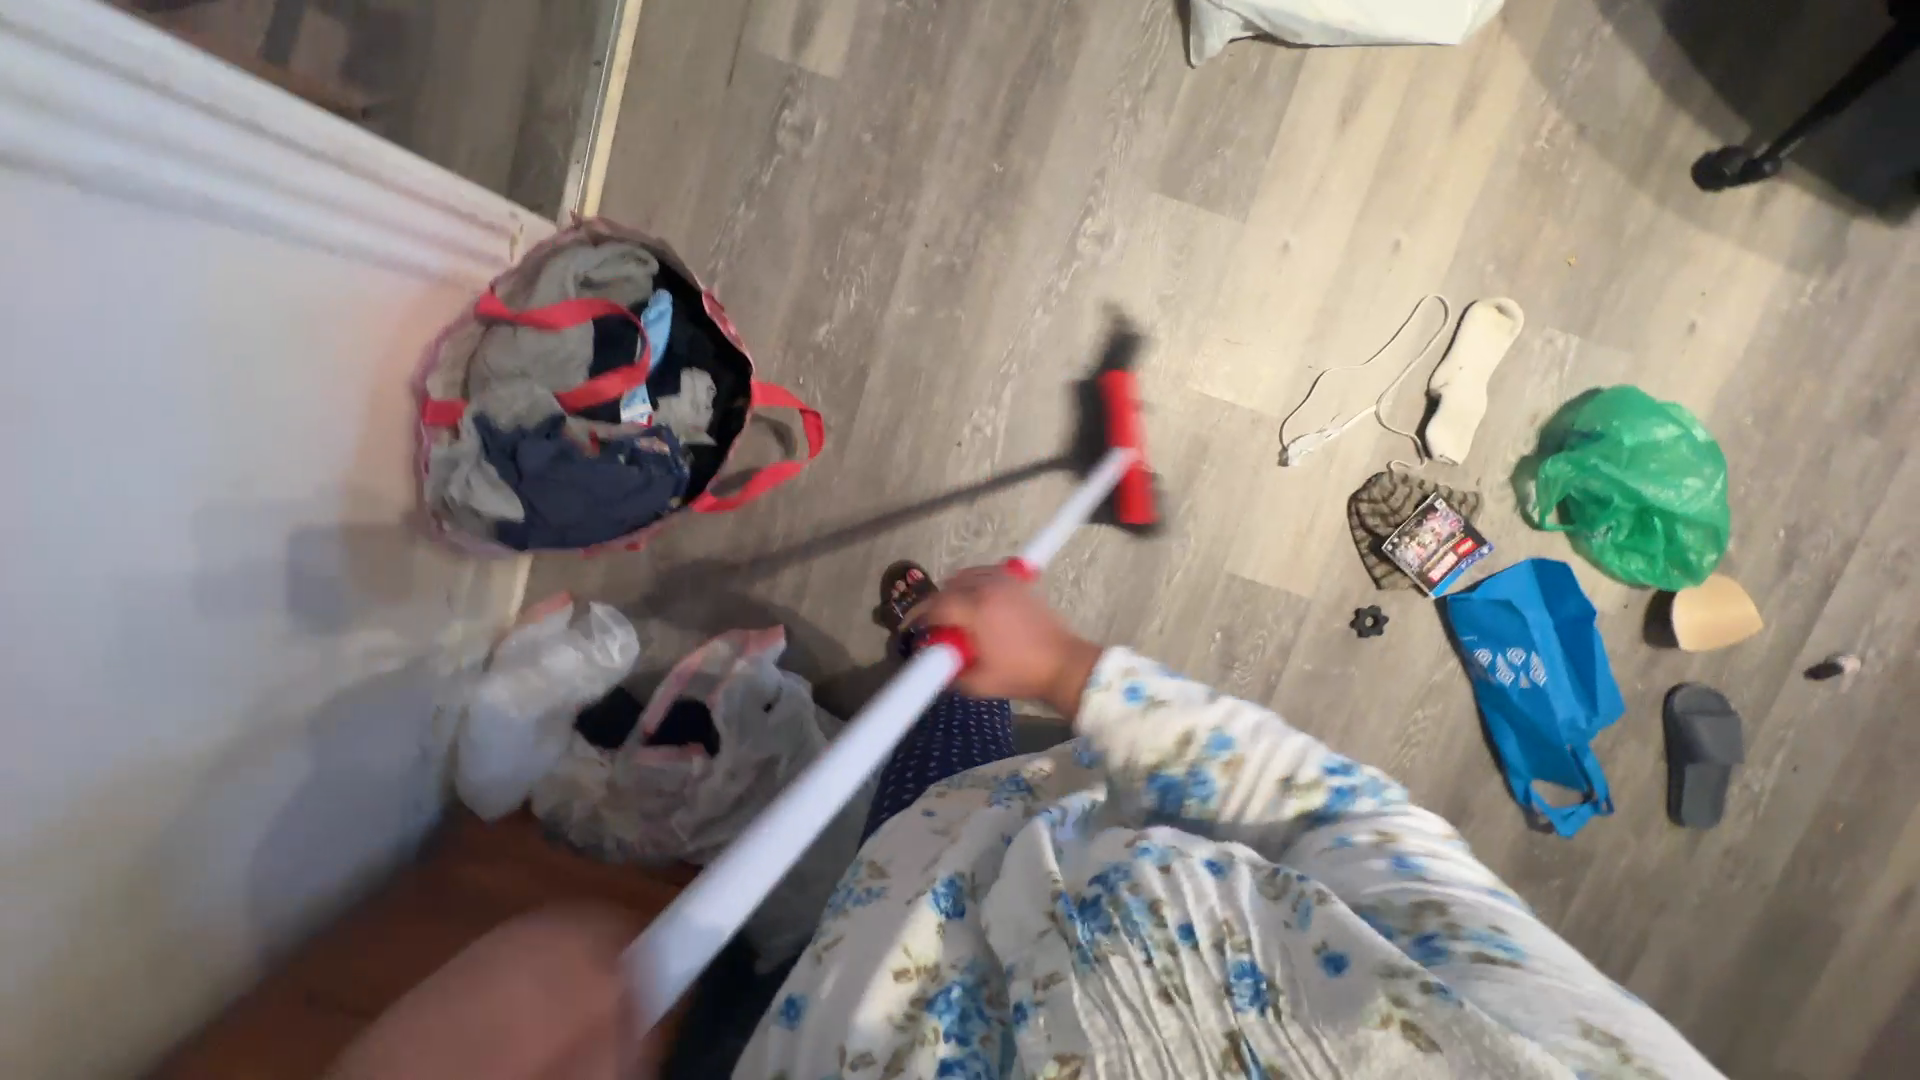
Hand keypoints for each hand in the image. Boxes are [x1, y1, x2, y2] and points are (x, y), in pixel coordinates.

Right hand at [911, 565, 1102, 715]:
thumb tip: (933, 664)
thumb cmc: (1021, 674)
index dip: (918, 618)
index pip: (935, 606)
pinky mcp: (1018, 582)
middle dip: (935, 605)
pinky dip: (974, 582)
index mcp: (976, 610)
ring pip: (966, 575)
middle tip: (932, 627)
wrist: (1064, 664)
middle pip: (948, 587)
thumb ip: (950, 674)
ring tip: (952, 613)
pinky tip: (975, 599)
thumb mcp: (979, 683)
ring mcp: (1005, 581)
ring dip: (953, 591)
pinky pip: (986, 572)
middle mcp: (987, 588)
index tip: (911, 630)